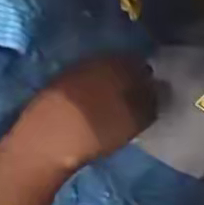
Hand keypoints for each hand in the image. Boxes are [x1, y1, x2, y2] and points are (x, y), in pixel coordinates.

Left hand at [14, 55, 157, 173]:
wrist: (43, 143)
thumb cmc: (96, 131)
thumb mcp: (134, 120)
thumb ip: (152, 102)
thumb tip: (160, 89)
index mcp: (117, 63)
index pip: (141, 63)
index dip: (151, 78)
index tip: (155, 94)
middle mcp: (94, 61)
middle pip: (119, 66)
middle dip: (130, 80)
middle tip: (138, 101)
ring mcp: (72, 72)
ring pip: (100, 74)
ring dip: (110, 87)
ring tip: (116, 107)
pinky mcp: (56, 86)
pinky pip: (84, 84)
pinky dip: (92, 93)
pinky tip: (94, 109)